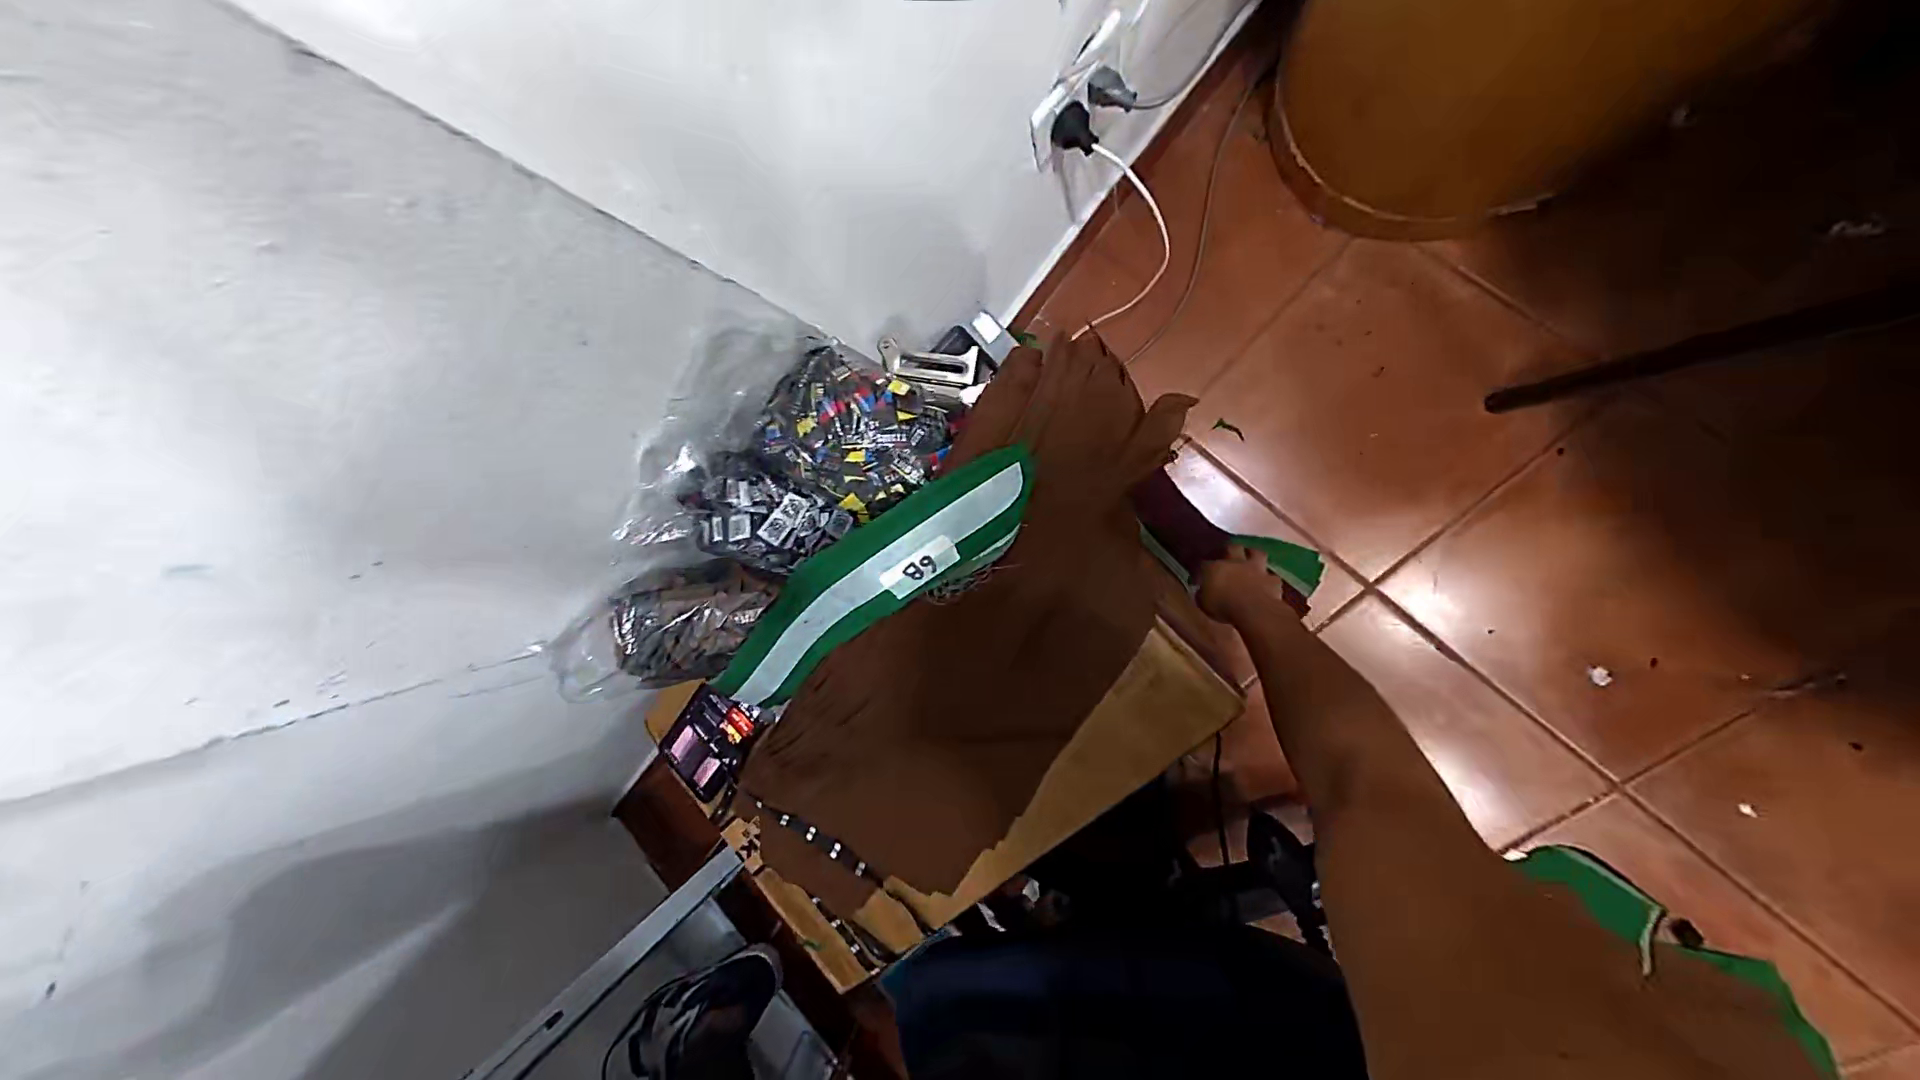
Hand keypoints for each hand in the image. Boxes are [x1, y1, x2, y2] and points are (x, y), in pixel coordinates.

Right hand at [1196, 544, 1277, 624]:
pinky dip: (1268, 579)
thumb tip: (1202, 591)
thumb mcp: (1203, 603)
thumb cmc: (1222, 606)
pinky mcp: (1272, 580)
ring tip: (1251, 561)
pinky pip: (1271, 576)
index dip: (1201, 569)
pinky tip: (1267, 583)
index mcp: (1214, 567)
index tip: (1199, 577)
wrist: (1254, 610)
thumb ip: (1202, 594)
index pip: (1204, 563)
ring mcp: (1256, 569)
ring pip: (1256, 553)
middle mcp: (1235, 563)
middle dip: (1230, 550)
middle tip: (1227, 556)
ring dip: (1253, 556)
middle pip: (1232, 548)